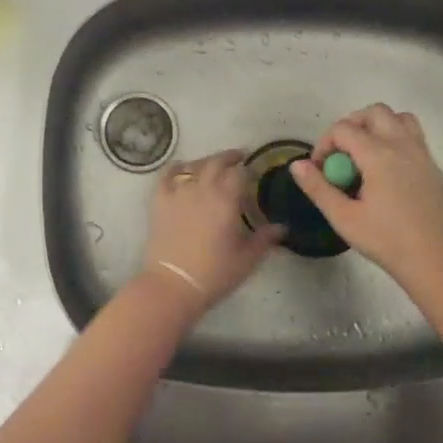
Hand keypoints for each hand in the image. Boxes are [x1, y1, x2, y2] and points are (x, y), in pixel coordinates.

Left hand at [142, 149, 284, 315]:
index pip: (241, 173)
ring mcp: (178, 192)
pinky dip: (176, 168)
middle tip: (239, 158)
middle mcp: (203, 188)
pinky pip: (167, 175)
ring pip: (194, 166)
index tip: (255, 172)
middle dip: (230, 157)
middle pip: (217, 162)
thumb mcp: (247, 258)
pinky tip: (181, 169)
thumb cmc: (215, 273)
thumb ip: (265, 238)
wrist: (173, 285)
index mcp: (227, 198)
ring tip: (213, 166)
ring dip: (206, 162)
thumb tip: (282, 227)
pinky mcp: (159, 202)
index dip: (250, 170)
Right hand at [289, 104, 442, 284]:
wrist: (436, 259)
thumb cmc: (386, 241)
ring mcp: (422, 153)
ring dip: (377, 127)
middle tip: (340, 155)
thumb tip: (296, 165)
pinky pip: (413, 136)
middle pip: (375, 112)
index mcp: (379, 155)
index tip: (319, 170)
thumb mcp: (344, 218)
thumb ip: (318, 188)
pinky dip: (395, 139)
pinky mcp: (433, 166)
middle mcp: (403, 144)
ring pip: (399, 118)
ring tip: (364, 155)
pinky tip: (387, 172)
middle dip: (351, 126)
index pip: (344, 129)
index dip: (324, 144)